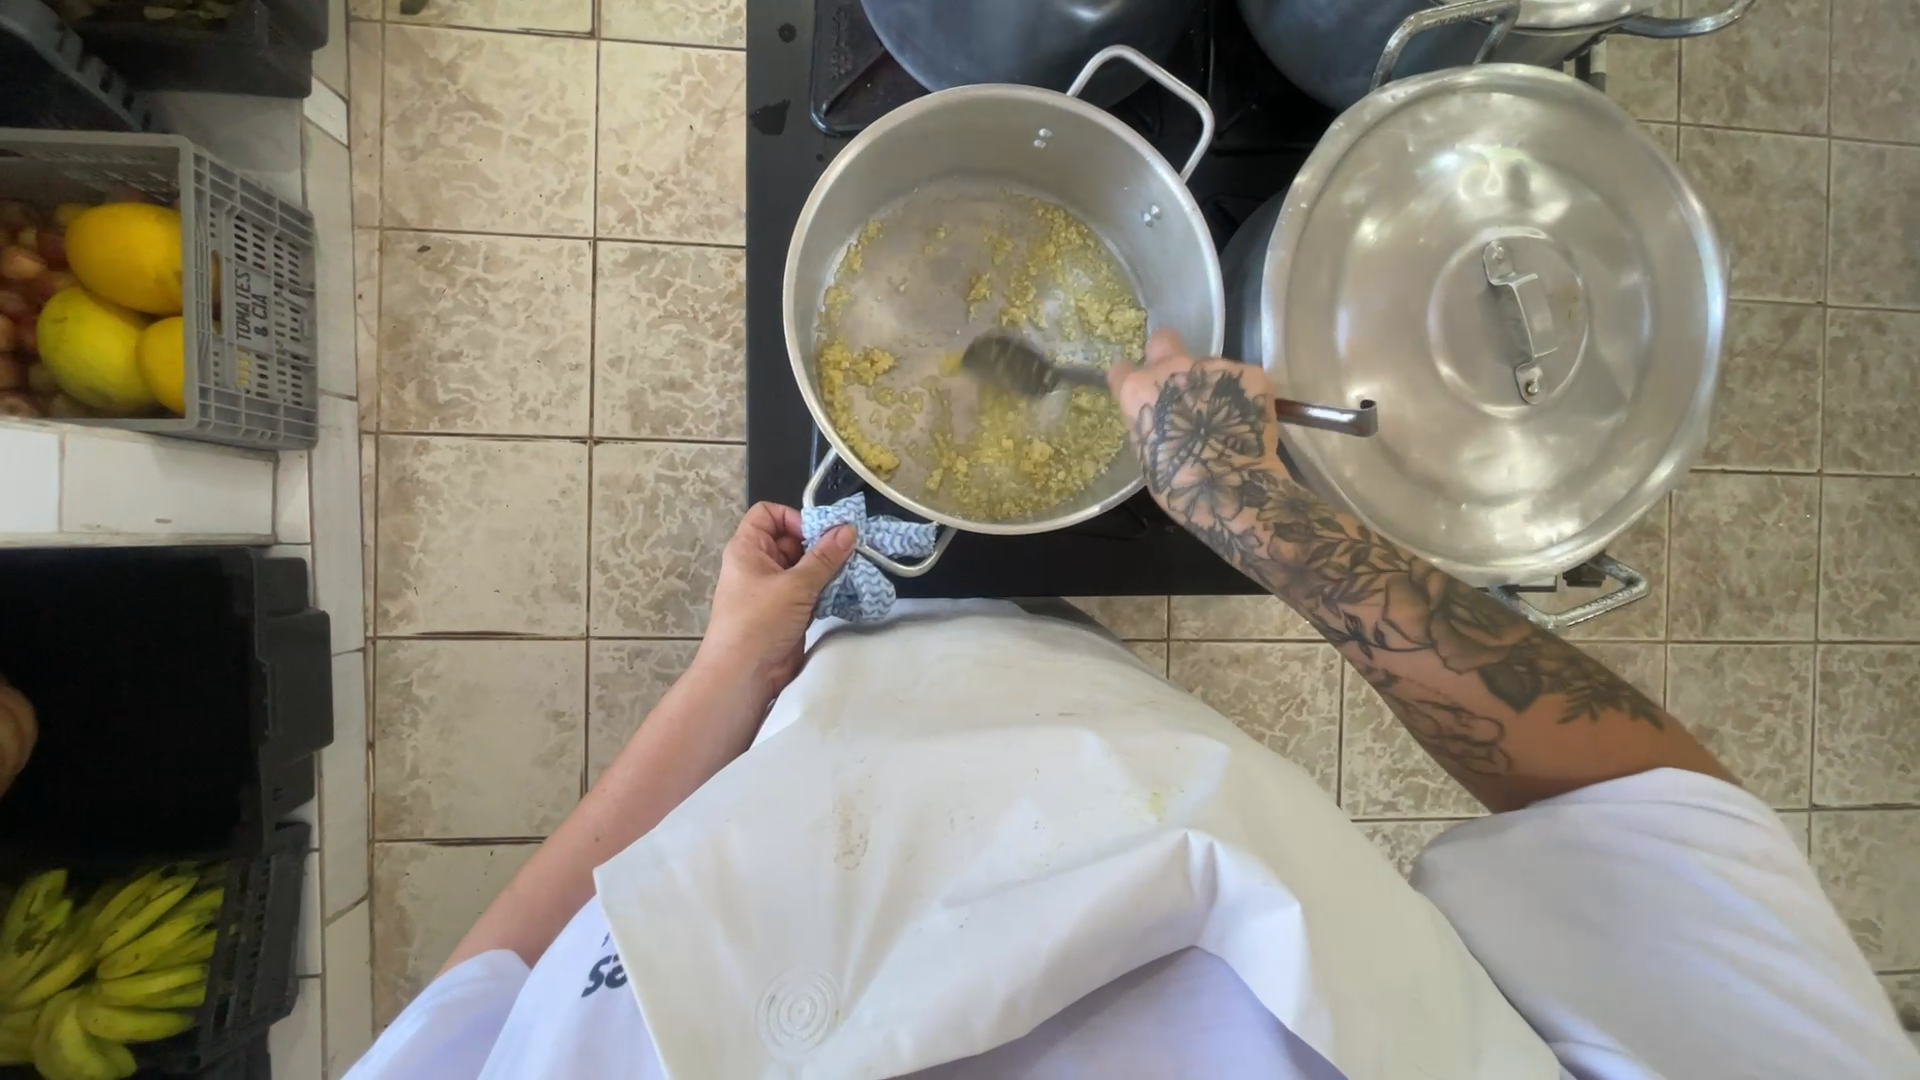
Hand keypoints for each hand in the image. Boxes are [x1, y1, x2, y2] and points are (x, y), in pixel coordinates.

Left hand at [697, 503, 855, 701]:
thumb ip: (825, 557)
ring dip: (828, 569)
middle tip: (847, 553)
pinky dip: (827, 588)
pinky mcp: (788, 610)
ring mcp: (774, 588)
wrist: (745, 675)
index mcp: (748, 548)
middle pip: (792, 539)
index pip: (768, 514)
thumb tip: (849, 529)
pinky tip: (846, 592)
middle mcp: (759, 564)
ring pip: (805, 566)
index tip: (818, 534)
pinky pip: (810, 589)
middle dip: (820, 545)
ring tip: (851, 572)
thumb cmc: (759, 623)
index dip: (794, 518)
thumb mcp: (795, 586)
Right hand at [1107, 329, 1289, 544]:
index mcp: (1139, 391)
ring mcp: (1213, 366)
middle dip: (1165, 355)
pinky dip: (1237, 394)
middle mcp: (1173, 368)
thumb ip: (1144, 420)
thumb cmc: (1177, 483)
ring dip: (1207, 384)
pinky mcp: (1249, 373)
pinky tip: (1241, 419)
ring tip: (1219, 417)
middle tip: (1176, 385)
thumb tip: (1151, 411)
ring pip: (1205, 365)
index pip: (1121, 369)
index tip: (1137, 393)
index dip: (1129, 381)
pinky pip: (1237, 378)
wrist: (1236, 489)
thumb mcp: (1144, 453)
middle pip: (1163, 340)